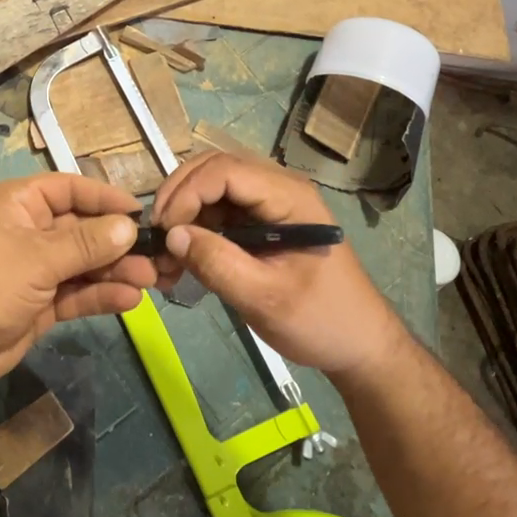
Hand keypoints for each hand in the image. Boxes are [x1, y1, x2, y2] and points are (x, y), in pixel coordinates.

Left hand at [0, 173, 157, 390]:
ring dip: (114, 270)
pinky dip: (99, 294)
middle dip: (117, 242)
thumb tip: (129, 226)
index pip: (70, 190)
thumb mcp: (39, 257)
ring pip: (83, 263)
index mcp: (20, 204)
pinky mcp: (39, 303)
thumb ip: (87, 243)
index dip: (104, 198)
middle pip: (82, 229)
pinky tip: (128, 300)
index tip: (140, 211)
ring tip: (151, 280)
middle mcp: (29, 230)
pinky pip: (76, 292)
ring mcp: (34, 269)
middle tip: (156, 256)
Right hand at [150, 152, 405, 376]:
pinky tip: (180, 258)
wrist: (360, 348)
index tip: (166, 231)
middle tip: (156, 235)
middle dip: (178, 197)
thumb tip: (172, 236)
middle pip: (213, 169)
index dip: (187, 193)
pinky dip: (194, 229)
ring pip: (210, 188)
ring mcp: (267, 204)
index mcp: (289, 196)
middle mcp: (277, 188)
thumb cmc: (322, 322)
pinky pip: (217, 211)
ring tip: (165, 253)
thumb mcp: (268, 299)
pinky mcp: (259, 223)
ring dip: (183, 214)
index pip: (224, 170)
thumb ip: (219, 264)